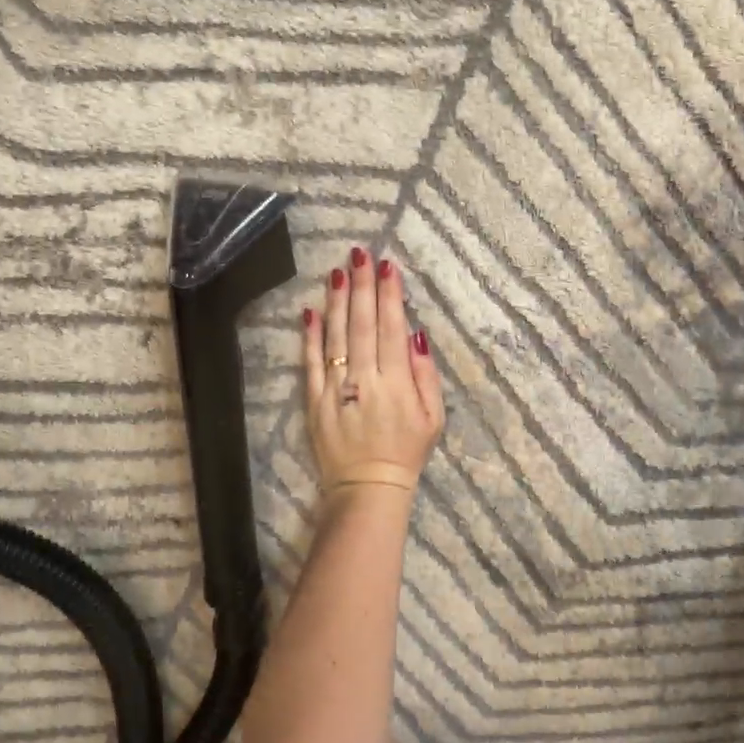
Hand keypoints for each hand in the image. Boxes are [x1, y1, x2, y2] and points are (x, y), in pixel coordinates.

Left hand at [302, 248, 443, 505]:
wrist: (368, 488)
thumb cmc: (407, 451)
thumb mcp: (434, 418)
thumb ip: (426, 375)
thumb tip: (416, 335)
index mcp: (396, 382)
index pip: (391, 328)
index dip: (389, 295)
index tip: (387, 266)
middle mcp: (364, 379)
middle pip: (361, 324)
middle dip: (361, 286)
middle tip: (359, 254)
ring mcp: (335, 389)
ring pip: (335, 337)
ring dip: (336, 302)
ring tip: (337, 271)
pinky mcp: (314, 401)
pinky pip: (309, 363)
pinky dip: (309, 336)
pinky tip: (310, 310)